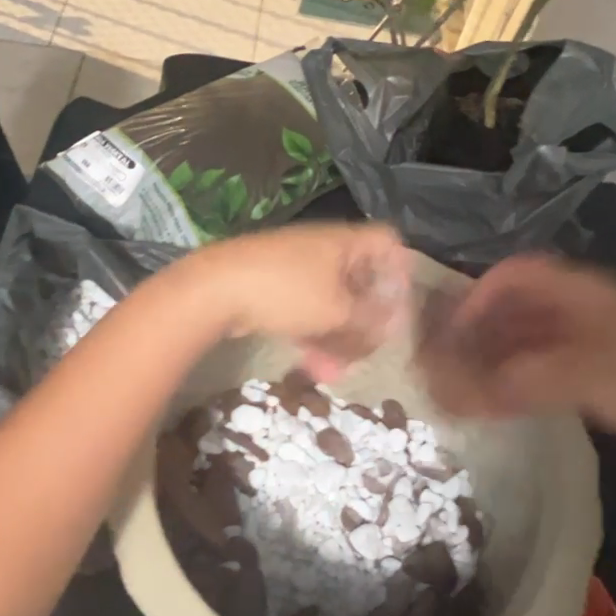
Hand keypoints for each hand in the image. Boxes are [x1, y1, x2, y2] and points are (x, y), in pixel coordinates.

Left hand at [177, 223, 410, 381]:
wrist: (214, 289)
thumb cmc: (286, 292)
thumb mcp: (336, 312)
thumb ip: (369, 322)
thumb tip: (391, 327)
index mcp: (345, 243)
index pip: (388, 243)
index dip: (401, 271)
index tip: (400, 307)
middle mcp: (325, 250)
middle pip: (361, 281)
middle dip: (366, 321)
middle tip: (368, 352)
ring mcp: (298, 269)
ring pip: (333, 303)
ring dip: (339, 337)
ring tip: (336, 372)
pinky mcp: (275, 288)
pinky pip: (307, 311)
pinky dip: (314, 335)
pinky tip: (313, 367)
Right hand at [416, 255, 615, 454]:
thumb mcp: (585, 378)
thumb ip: (520, 381)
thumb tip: (456, 391)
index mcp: (579, 292)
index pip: (514, 276)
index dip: (477, 296)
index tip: (451, 331)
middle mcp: (576, 307)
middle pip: (512, 306)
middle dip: (476, 331)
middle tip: (444, 361)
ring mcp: (582, 338)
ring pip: (521, 336)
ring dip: (489, 356)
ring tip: (458, 383)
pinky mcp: (587, 368)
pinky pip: (535, 362)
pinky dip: (509, 376)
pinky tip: (491, 400)